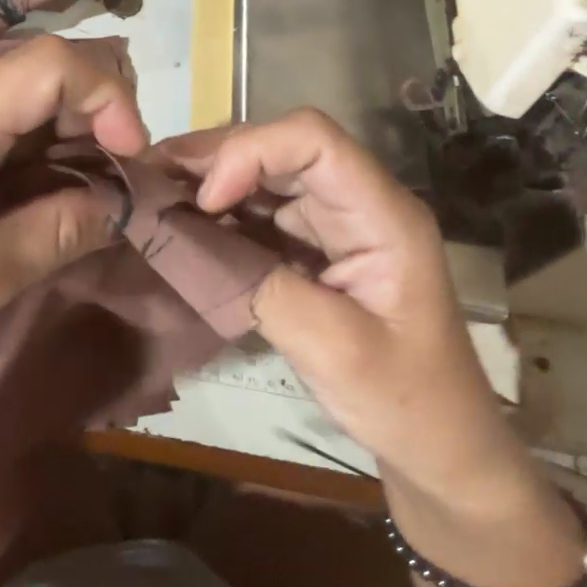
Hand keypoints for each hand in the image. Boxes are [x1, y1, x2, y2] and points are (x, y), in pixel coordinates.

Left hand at [0, 36, 148, 413]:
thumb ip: (59, 231)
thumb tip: (117, 203)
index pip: (51, 63)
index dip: (109, 97)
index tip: (130, 159)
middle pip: (38, 71)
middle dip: (94, 119)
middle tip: (116, 187)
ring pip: (17, 93)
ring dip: (64, 135)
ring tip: (83, 198)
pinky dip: (29, 145)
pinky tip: (37, 194)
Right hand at [151, 110, 526, 503]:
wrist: (439, 446)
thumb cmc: (402, 400)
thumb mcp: (331, 348)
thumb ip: (258, 286)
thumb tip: (180, 237)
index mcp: (381, 215)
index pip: (312, 141)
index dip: (250, 152)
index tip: (206, 200)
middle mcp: (357, 202)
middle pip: (280, 147)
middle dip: (213, 158)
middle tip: (147, 181)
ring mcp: (334, 222)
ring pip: (262, 173)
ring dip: (206, 180)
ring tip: (151, 196)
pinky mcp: (312, 244)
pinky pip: (257, 209)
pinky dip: (214, 211)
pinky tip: (178, 224)